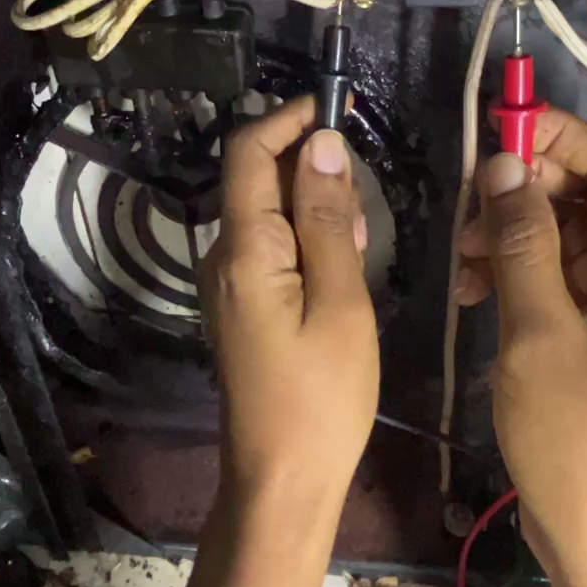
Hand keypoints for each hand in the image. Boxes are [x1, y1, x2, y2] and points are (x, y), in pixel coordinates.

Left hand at [202, 96, 377, 497]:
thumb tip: (322, 143)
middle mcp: (224, 255)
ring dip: (314, 207)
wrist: (281, 477)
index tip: (338, 108)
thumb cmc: (321, 395)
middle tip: (361, 203)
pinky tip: (343, 269)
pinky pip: (272, 248)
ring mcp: (231, 281)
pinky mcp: (245, 304)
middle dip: (311, 168)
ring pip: (270, 213)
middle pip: (258, 178)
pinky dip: (308, 240)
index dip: (288, 119)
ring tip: (358, 243)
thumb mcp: (339, 300)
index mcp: (243, 248)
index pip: (248, 152)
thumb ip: (325, 219)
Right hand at [456, 111, 586, 561]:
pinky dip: (513, 274)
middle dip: (523, 193)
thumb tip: (502, 165)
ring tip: (461, 261)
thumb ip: (522, 242)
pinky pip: (554, 278)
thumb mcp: (539, 333)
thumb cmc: (580, 443)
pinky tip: (472, 293)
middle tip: (464, 206)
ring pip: (563, 237)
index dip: (558, 138)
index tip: (495, 126)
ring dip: (510, 236)